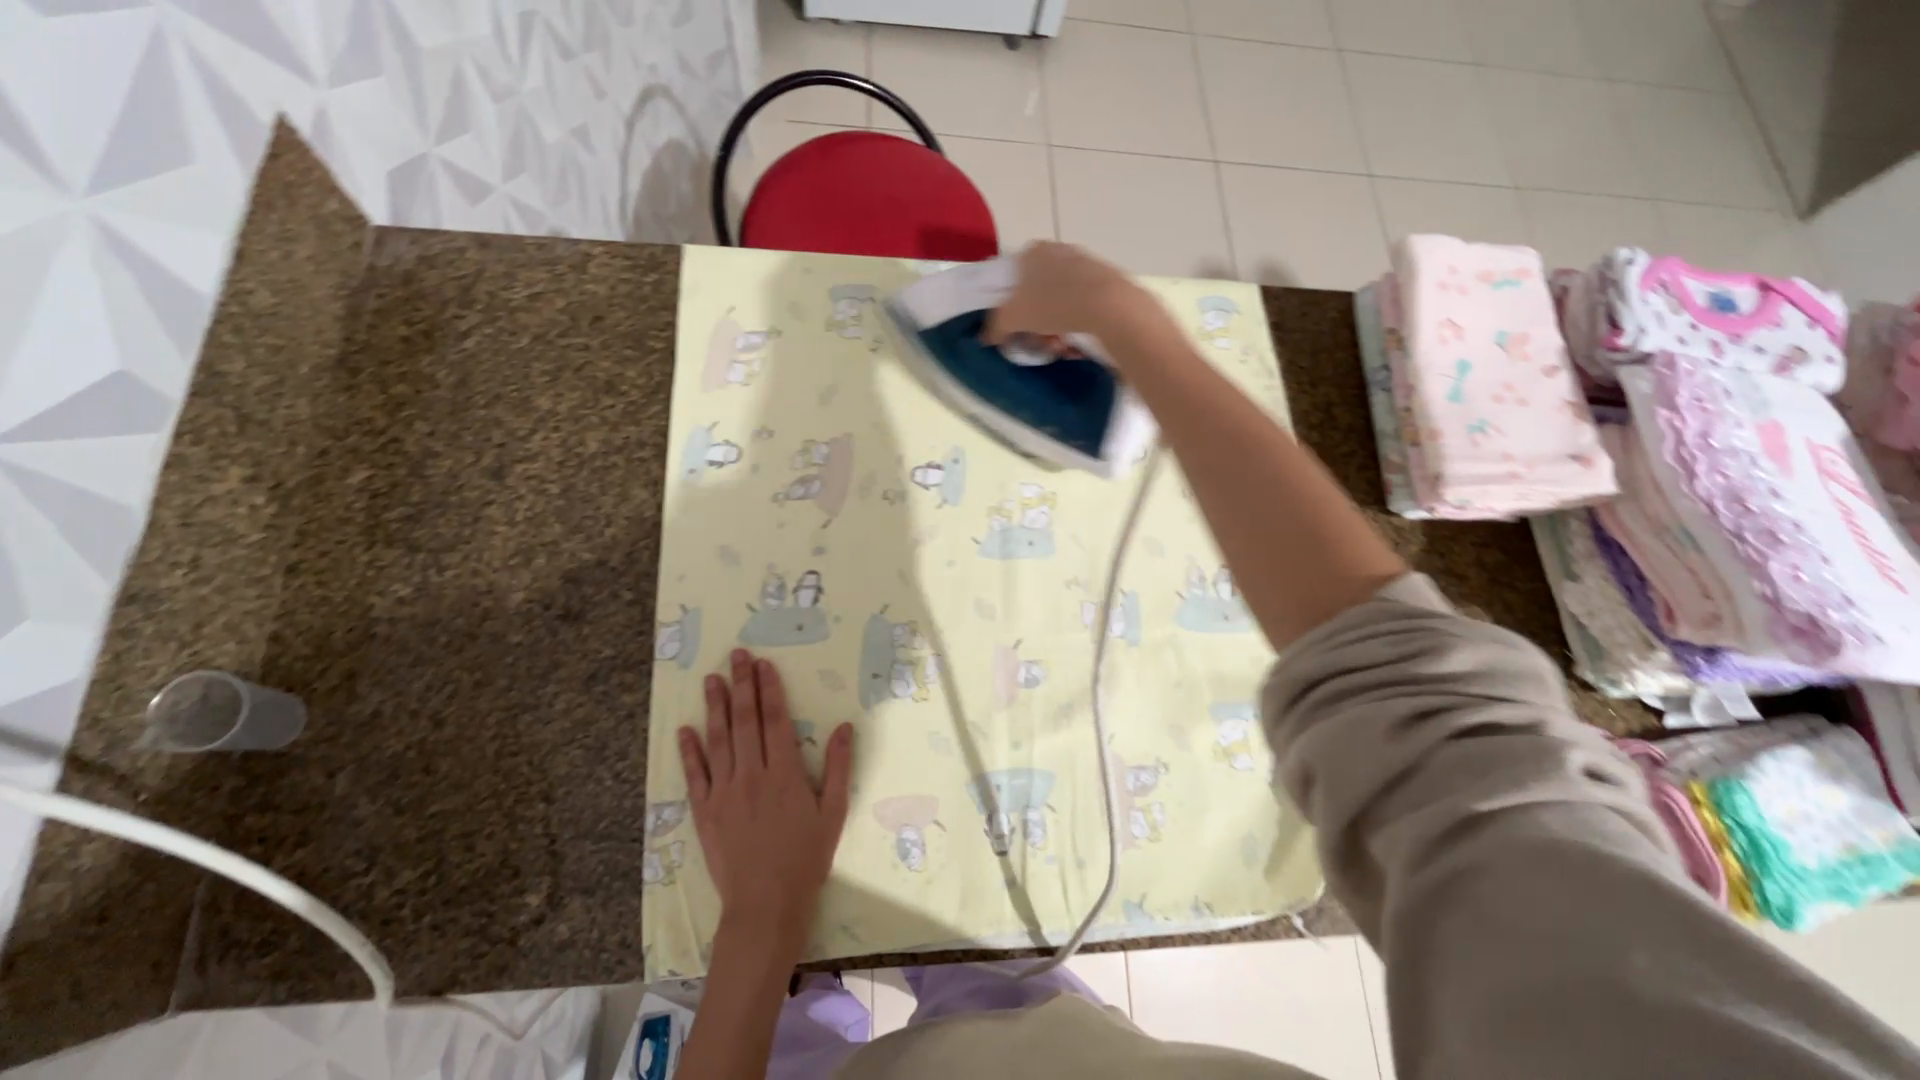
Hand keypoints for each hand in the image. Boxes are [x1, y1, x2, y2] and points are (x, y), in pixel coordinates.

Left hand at [678, 649, 852, 951]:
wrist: (765, 904)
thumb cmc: (806, 859)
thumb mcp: (834, 813)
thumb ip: (839, 768)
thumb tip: (844, 727)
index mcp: (785, 774)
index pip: (775, 720)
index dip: (769, 689)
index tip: (764, 664)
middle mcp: (751, 775)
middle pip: (745, 721)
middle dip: (741, 685)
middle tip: (735, 655)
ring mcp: (724, 792)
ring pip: (718, 740)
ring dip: (715, 707)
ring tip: (711, 679)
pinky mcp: (704, 812)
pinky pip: (694, 775)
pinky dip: (689, 751)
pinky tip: (685, 730)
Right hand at [985, 241, 1160, 345]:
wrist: (1109, 307)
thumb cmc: (1052, 305)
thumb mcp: (1012, 317)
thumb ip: (995, 326)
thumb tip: (988, 337)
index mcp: (1032, 252)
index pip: (1011, 277)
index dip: (1009, 305)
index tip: (1014, 327)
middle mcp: (1059, 251)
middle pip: (1037, 294)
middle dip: (1036, 324)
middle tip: (1038, 342)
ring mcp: (1086, 265)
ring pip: (1061, 303)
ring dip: (1056, 330)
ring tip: (1060, 348)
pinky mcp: (1107, 282)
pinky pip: (1083, 308)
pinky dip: (1078, 326)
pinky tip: (1079, 345)